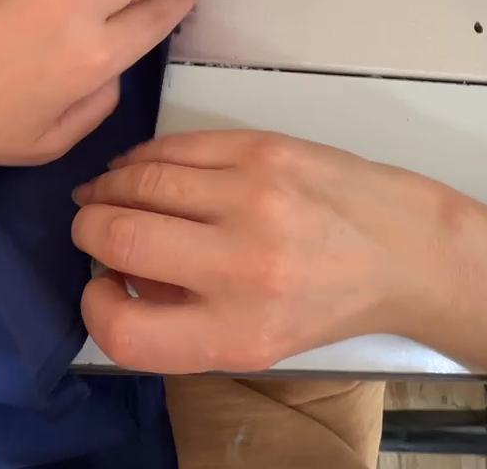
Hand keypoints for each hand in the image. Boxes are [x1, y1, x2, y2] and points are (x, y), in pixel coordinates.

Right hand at [70, 130, 482, 372]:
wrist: (399, 246)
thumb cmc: (322, 301)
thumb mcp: (256, 339)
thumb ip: (181, 317)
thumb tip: (114, 269)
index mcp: (239, 332)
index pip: (126, 330)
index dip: (94, 306)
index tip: (103, 285)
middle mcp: (241, 265)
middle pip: (119, 239)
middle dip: (87, 229)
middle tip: (90, 226)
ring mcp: (250, 196)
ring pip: (138, 180)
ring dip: (107, 187)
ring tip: (104, 193)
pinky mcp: (258, 148)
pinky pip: (172, 147)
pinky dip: (139, 158)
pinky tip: (133, 168)